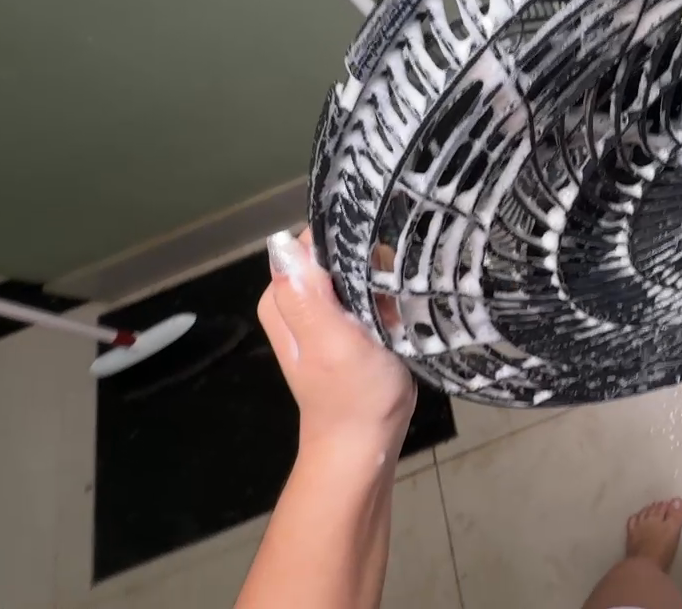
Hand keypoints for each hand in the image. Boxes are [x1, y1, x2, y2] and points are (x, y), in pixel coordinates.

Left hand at [259, 227, 416, 459]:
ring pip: (356, 265)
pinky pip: (368, 285)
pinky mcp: (348, 320)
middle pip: (336, 248)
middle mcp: (298, 297)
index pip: (311, 241)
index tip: (377, 257)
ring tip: (397, 300)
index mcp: (284, 297)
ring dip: (381, 276)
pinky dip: (386, 291)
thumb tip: (283, 243)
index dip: (345, 239)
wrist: (368, 443)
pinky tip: (399, 309)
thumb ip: (306, 297)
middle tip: (390, 288)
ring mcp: (324, 309)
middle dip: (368, 258)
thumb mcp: (330, 343)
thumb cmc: (352, 394)